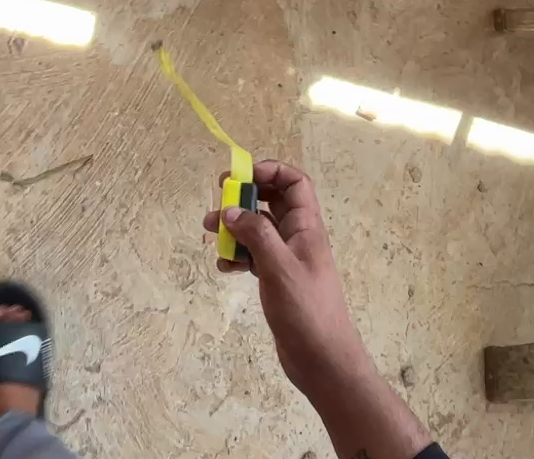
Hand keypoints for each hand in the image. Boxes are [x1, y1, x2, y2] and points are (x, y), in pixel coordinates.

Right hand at [203, 161, 376, 401]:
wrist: (323, 362)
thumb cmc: (307, 310)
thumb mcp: (279, 267)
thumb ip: (255, 234)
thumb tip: (231, 210)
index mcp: (307, 227)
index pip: (295, 183)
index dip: (271, 171)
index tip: (241, 175)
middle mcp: (297, 237)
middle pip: (271, 201)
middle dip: (244, 196)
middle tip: (220, 197)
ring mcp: (286, 258)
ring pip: (257, 228)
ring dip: (234, 226)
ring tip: (209, 231)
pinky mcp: (276, 279)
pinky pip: (252, 255)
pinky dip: (236, 255)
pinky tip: (223, 267)